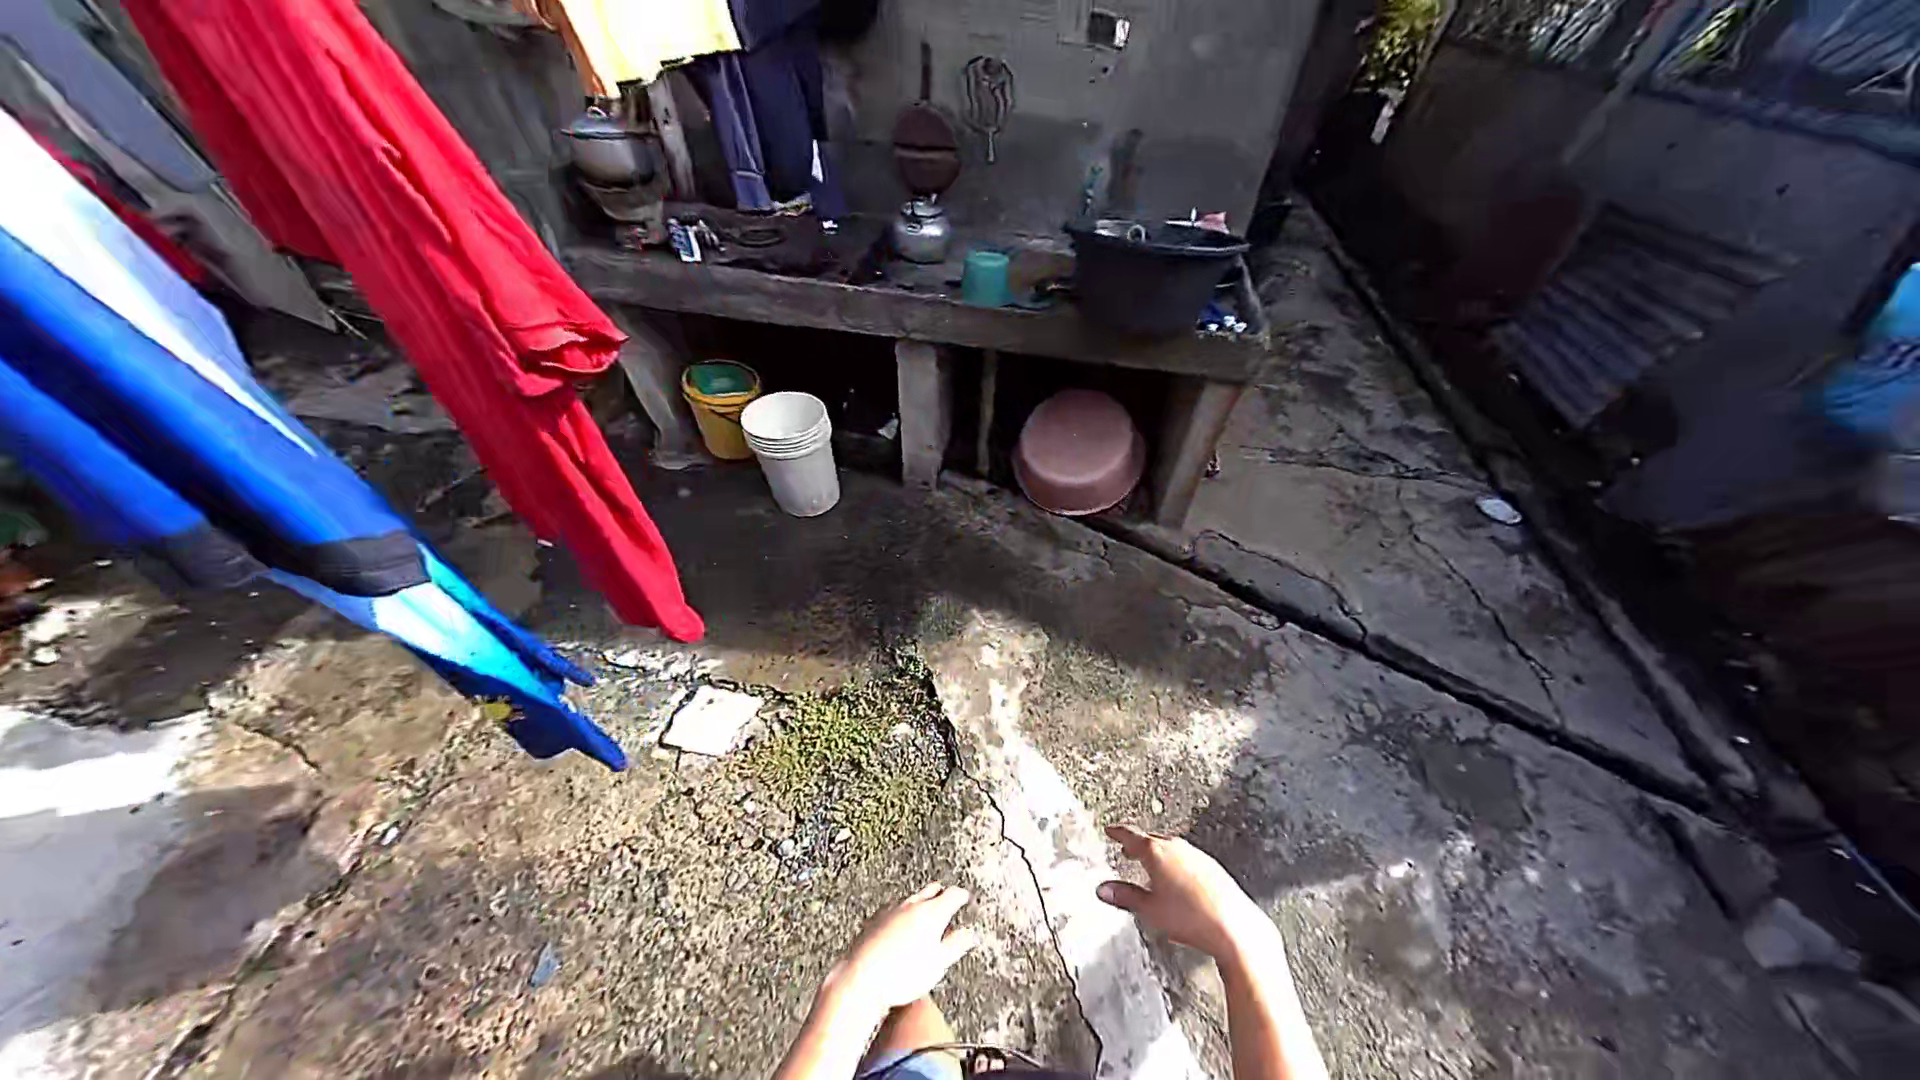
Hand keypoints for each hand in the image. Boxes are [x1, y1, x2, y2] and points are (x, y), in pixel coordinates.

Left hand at [821, 883, 978, 1015]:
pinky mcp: (877, 918)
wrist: (861, 978)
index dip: (961, 896)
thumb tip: (970, 933)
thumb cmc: (902, 975)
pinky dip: (905, 911)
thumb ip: (956, 945)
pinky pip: (896, 908)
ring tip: (927, 912)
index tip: (964, 897)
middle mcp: (912, 904)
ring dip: (922, 901)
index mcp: (932, 912)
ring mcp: (892, 909)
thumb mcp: (938, 964)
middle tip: (948, 899)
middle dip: (942, 893)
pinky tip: (903, 924)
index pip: (953, 895)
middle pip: (932, 890)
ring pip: (913, 898)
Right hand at [1097, 824, 1277, 960]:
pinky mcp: (1211, 866)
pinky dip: (1175, 862)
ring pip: (1169, 848)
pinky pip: (1186, 858)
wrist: (1234, 927)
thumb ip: (1124, 896)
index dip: (1117, 832)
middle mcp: (1175, 847)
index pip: (1130, 835)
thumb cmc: (1191, 918)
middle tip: (1126, 848)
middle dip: (1136, 844)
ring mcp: (1195, 855)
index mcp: (1156, 852)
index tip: (1111, 829)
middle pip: (1150, 839)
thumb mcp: (1149, 909)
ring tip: (1151, 866)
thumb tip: (1103, 890)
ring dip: (1157, 853)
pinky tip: (1177, 879)